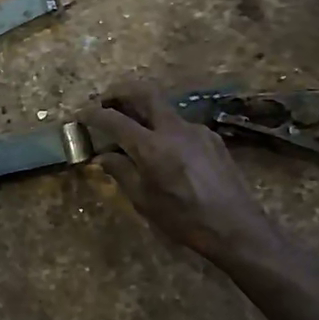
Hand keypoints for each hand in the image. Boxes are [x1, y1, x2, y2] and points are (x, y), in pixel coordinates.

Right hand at [80, 85, 279, 261]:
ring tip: (132, 128)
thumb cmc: (185, 220)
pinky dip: (164, 127)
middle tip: (106, 102)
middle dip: (120, 92)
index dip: (94, 114)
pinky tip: (163, 149)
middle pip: (144, 92)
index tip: (82, 113)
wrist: (236, 227)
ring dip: (143, 109)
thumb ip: (121, 172)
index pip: (115, 120)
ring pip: (164, 108)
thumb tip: (103, 156)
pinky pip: (180, 125)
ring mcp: (196, 130)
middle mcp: (174, 129)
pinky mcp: (211, 137)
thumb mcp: (145, 201)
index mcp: (152, 147)